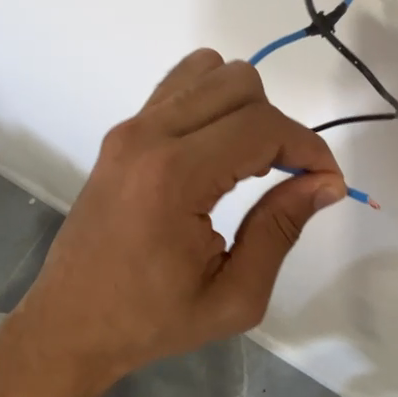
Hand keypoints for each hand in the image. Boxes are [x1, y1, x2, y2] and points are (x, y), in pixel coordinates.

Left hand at [9, 49, 346, 393]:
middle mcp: (147, 137)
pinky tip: (217, 153)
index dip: (308, 147)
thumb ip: (280, 231)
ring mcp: (128, 130)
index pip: (261, 126)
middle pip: (238, 83)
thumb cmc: (151, 321)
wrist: (71, 324)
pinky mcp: (120, 136)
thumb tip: (325, 183)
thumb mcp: (233, 297)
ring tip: (248, 162)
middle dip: (277, 125)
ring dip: (243, 107)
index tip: (326, 182)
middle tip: (287, 177)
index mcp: (174, 177)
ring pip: (207, 72)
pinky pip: (178, 88)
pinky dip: (211, 105)